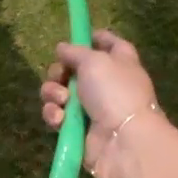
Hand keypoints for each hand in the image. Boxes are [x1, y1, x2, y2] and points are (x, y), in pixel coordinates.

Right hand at [40, 28, 165, 177]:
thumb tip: (62, 48)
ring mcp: (92, 109)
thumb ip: (75, 51)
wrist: (124, 142)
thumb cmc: (115, 92)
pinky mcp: (78, 130)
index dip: (96, 38)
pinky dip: (54, 115)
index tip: (78, 35)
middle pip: (74, 69)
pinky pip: (56, 116)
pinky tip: (60, 119)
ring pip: (59, 92)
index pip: (111, 44)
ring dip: (53, 93)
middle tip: (60, 76)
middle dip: (59, 71)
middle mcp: (107, 85)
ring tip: (62, 101)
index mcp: (120, 64)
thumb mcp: (94, 60)